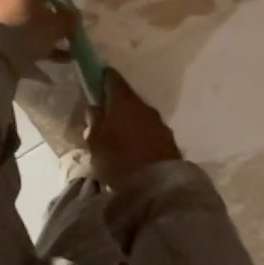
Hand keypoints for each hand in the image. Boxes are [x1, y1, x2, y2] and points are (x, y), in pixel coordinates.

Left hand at [0, 0, 78, 63]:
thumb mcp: (56, 25)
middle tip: (59, 11)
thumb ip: (68, 19)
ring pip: (26, 18)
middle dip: (46, 4)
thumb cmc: (29, 30)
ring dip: (44, 29)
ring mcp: (0, 16)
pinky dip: (40, 45)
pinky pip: (23, 37)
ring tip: (66, 43)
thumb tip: (74, 15)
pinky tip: (60, 57)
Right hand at [84, 68, 180, 187]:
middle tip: (103, 116)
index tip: (95, 80)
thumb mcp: (96, 143)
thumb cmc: (118, 160)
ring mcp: (160, 124)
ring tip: (118, 137)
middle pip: (127, 99)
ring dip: (129, 122)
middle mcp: (144, 107)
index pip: (113, 79)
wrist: (158, 186)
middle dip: (115, 105)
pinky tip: (134, 149)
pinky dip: (141, 136)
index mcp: (123, 102)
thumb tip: (95, 108)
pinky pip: (150, 132)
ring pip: (140, 116)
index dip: (103, 78)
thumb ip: (94, 122)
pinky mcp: (169, 142)